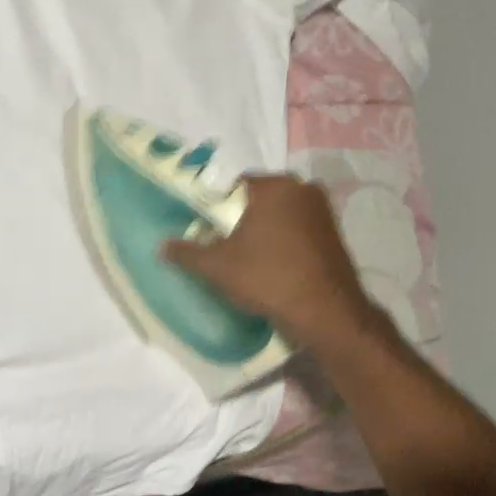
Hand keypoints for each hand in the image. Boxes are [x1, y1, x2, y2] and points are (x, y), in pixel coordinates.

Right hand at [162, 174, 387, 348]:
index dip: (216, 206)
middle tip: (223, 245)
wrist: (323, 310)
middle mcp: (303, 189)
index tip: (206, 229)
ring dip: (263, 230)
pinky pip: (298, 230)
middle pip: (259, 199)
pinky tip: (272, 266)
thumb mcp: (217, 267)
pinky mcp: (333, 234)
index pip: (234, 185)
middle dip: (240, 218)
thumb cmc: (266, 278)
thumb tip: (162, 246)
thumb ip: (187, 252)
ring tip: (246, 258)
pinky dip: (283, 242)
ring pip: (280, 215)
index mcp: (275, 186)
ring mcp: (323, 211)